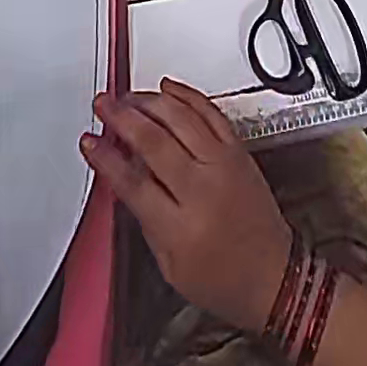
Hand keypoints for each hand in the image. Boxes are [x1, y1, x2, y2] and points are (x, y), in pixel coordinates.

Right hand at [80, 79, 292, 331]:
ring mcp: (224, 165)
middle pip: (154, 141)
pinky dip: (187, 94)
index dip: (106, 157)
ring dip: (148, 101)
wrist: (276, 277)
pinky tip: (167, 87)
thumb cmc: (223, 278)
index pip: (133, 183)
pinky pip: (210, 111)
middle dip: (122, 117)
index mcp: (182, 228)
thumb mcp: (170, 265)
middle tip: (104, 104)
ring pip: (181, 118)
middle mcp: (204, 190)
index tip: (90, 141)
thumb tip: (121, 174)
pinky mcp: (239, 150)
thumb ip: (144, 217)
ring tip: (127, 96)